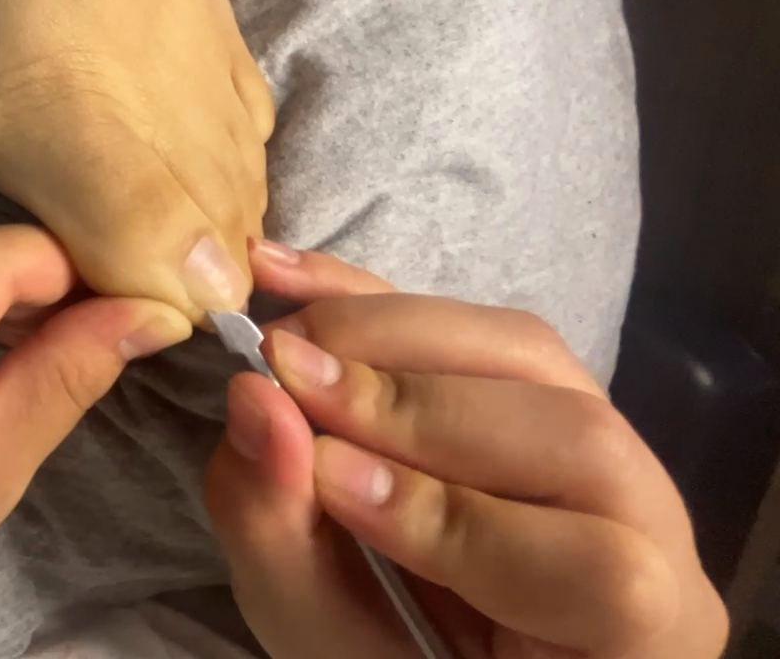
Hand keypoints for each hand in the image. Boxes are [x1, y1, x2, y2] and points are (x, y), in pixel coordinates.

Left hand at [0, 0, 274, 323]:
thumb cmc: (25, 15)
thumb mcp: (43, 138)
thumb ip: (127, 224)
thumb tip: (209, 302)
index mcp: (190, 192)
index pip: (193, 304)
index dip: (129, 314)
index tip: (58, 297)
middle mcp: (232, 154)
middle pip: (213, 256)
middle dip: (154, 275)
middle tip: (69, 253)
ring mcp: (230, 95)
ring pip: (222, 196)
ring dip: (171, 220)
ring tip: (103, 210)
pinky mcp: (219, 47)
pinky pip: (226, 134)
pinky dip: (188, 162)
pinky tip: (152, 151)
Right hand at [205, 242, 727, 658]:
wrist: (385, 608)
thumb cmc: (362, 639)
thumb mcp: (305, 615)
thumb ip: (275, 523)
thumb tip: (254, 395)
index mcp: (627, 634)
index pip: (598, 569)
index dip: (448, 514)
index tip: (322, 475)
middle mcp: (638, 522)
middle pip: (569, 430)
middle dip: (403, 399)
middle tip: (283, 376)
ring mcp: (580, 430)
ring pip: (519, 348)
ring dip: (379, 331)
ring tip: (279, 344)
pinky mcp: (496, 371)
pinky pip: (443, 309)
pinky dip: (348, 284)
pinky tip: (274, 270)